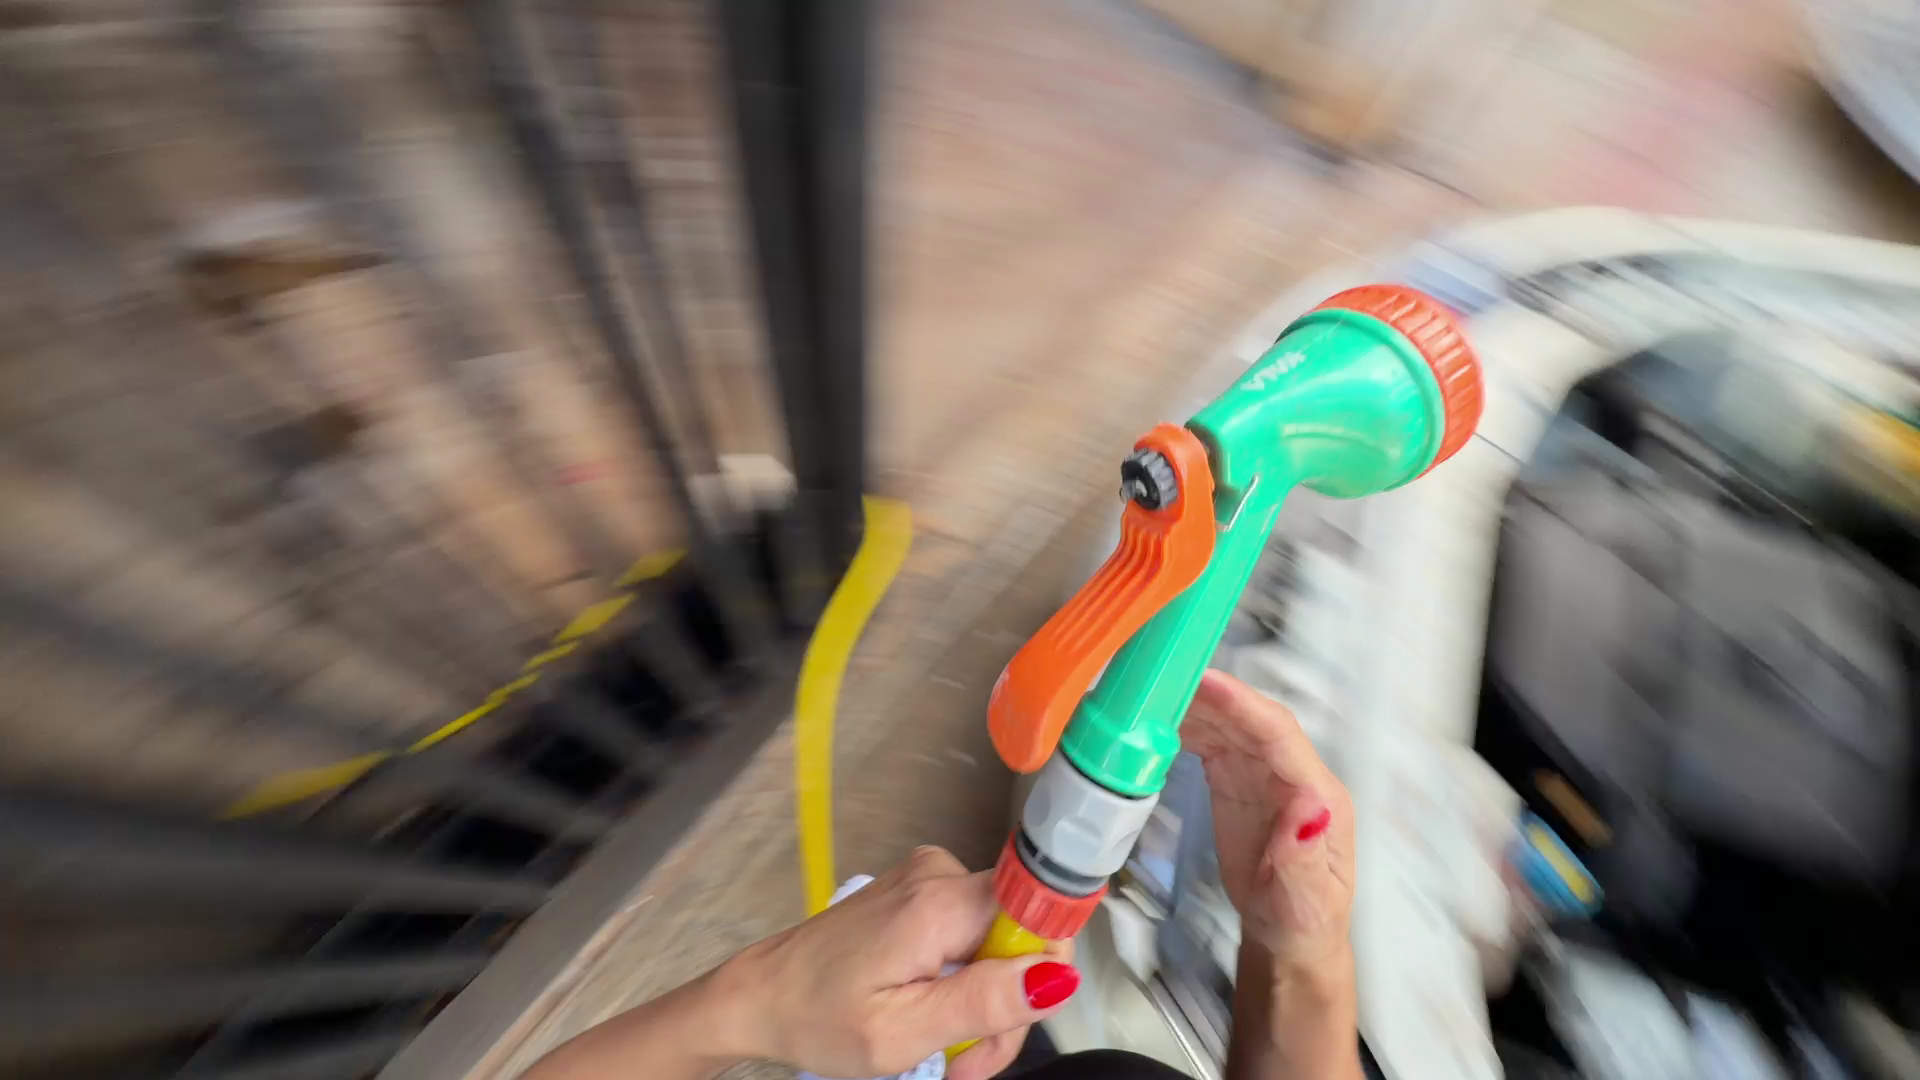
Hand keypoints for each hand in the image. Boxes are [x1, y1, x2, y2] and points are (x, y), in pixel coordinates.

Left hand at [715, 845, 1077, 1079]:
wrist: (765, 991)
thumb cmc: (821, 1016)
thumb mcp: (901, 1032)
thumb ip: (982, 1002)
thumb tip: (1057, 975)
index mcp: (938, 901)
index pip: (1036, 905)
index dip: (1045, 960)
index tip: (1016, 1014)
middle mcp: (939, 871)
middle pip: (1017, 933)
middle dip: (1005, 1004)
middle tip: (966, 1062)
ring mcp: (929, 874)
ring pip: (996, 938)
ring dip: (983, 998)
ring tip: (942, 1046)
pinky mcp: (921, 887)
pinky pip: (971, 930)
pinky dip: (963, 975)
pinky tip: (932, 1009)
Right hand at [1181, 669, 1354, 969]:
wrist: (1285, 937)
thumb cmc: (1301, 923)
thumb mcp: (1306, 902)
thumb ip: (1306, 858)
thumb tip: (1309, 810)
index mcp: (1317, 794)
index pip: (1279, 734)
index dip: (1241, 703)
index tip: (1206, 680)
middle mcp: (1290, 772)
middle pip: (1249, 718)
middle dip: (1209, 693)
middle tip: (1163, 676)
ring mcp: (1261, 772)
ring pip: (1227, 723)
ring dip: (1192, 704)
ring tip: (1150, 692)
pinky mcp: (1235, 777)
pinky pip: (1210, 740)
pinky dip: (1184, 726)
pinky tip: (1156, 721)